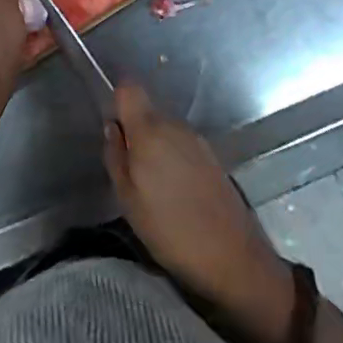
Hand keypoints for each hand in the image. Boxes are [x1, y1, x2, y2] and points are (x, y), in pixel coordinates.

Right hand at [103, 83, 295, 342]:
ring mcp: (196, 138)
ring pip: (165, 129)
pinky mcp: (211, 155)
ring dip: (156, 146)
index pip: (129, 88)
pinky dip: (174, 158)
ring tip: (153, 185)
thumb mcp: (127, 198)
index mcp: (149, 129)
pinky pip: (182, 144)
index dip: (118, 99)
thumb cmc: (168, 228)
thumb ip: (115, 156)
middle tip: (130, 168)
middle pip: (148, 110)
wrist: (230, 255)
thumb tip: (112, 127)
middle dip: (135, 130)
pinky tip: (176, 191)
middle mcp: (174, 124)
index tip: (114, 126)